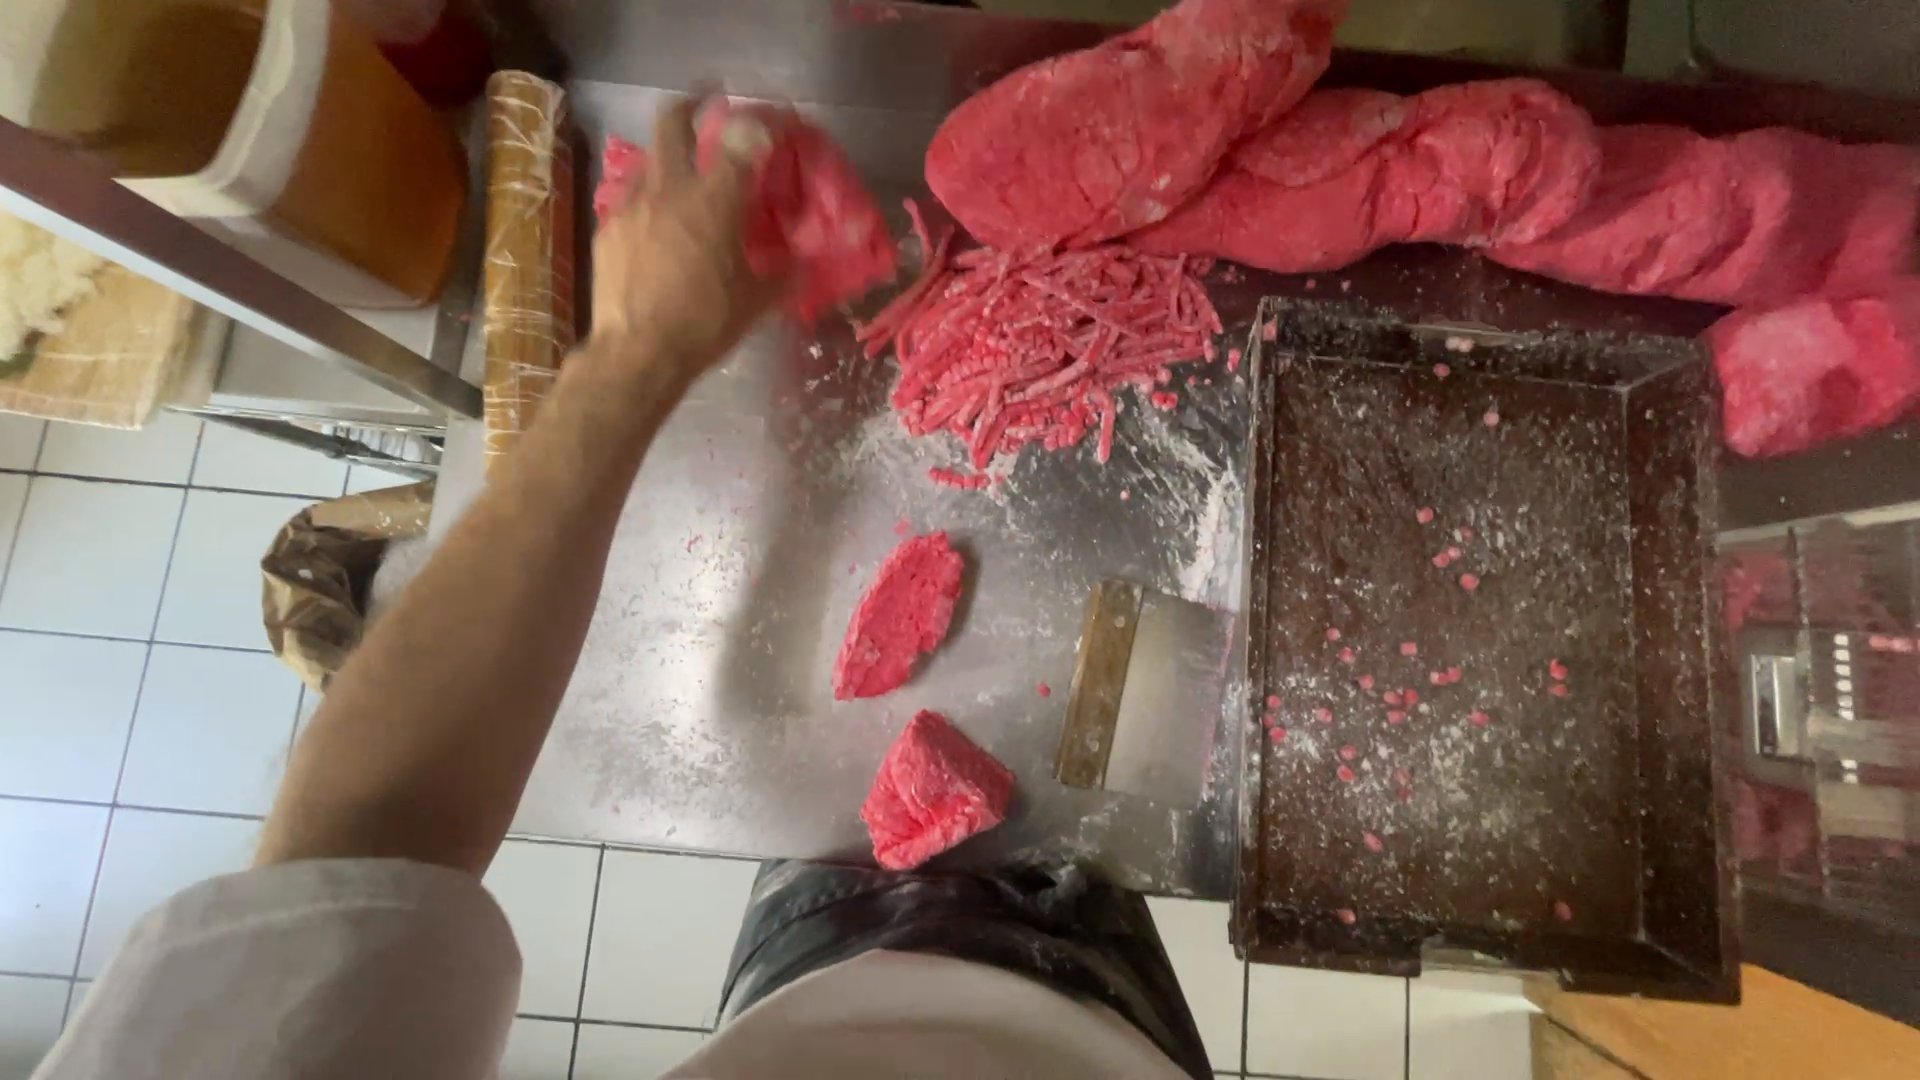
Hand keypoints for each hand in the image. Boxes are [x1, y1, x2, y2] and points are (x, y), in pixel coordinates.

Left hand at [588, 97, 778, 380]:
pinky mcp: (610, 229)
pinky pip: (632, 199)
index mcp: (716, 202)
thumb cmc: (706, 324)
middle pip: (674, 121)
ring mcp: (633, 205)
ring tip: (682, 176)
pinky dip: (650, 201)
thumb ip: (779, 274)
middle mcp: (671, 189)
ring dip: (668, 156)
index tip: (774, 121)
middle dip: (692, 105)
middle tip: (706, 106)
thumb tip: (798, 264)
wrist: (639, 350)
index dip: (761, 123)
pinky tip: (657, 226)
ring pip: (649, 158)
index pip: (743, 140)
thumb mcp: (755, 302)